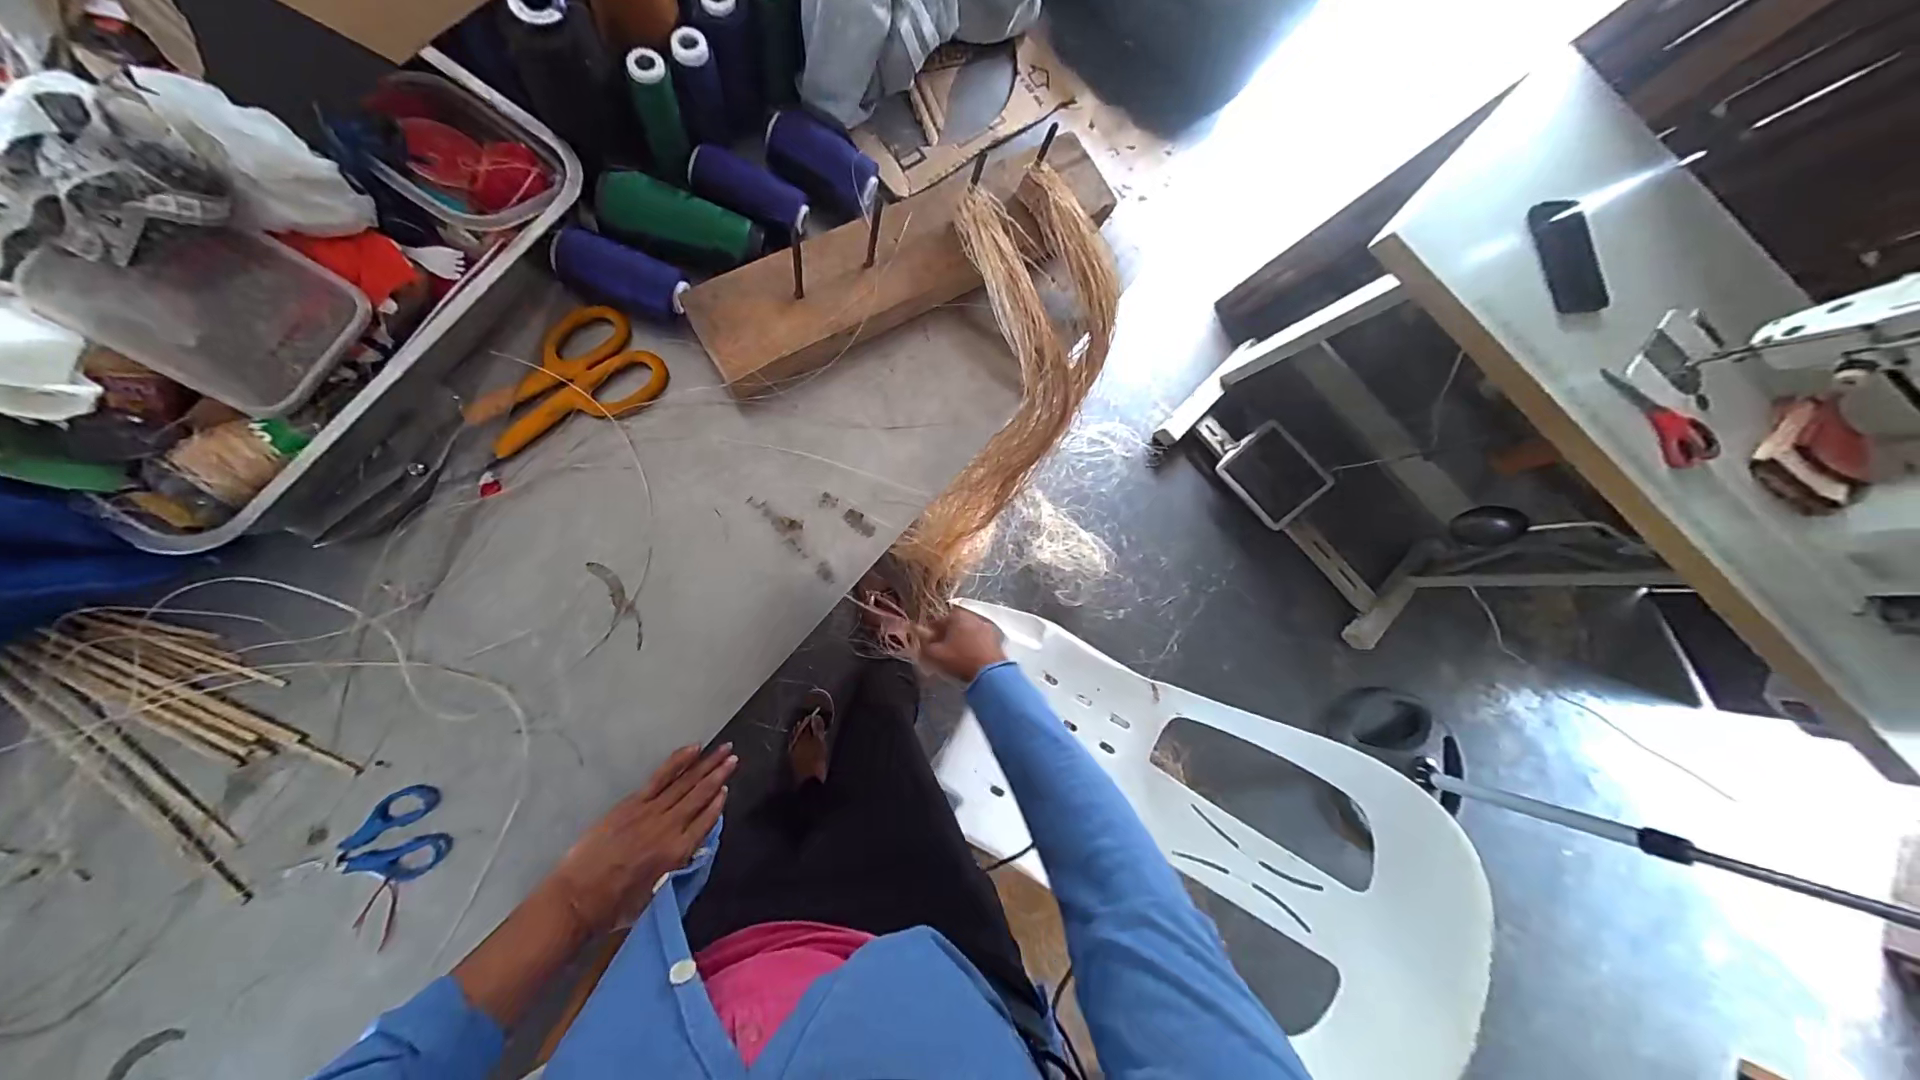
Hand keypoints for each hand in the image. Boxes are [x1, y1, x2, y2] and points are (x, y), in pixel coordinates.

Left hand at [545, 743, 737, 934]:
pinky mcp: (632, 804)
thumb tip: (688, 852)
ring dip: (707, 764)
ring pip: (686, 782)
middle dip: (720, 775)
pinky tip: (693, 750)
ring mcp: (651, 812)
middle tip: (734, 758)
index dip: (718, 804)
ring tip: (723, 749)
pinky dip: (679, 762)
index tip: (727, 790)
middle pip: (701, 795)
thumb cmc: (614, 906)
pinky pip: (661, 777)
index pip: (706, 822)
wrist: (574, 900)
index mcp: (678, 853)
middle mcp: (670, 828)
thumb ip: (676, 869)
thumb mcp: (656, 894)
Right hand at [916, 607, 1007, 682]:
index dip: (930, 635)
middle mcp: (973, 616)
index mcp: (957, 615)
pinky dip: (972, 646)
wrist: (991, 673)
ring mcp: (986, 627)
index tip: (927, 646)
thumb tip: (920, 640)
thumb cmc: (960, 660)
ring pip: (967, 633)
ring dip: (960, 641)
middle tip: (941, 652)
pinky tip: (969, 658)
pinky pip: (978, 640)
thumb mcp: (934, 655)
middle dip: (946, 637)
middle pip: (953, 626)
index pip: (936, 623)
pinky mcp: (996, 639)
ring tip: (955, 657)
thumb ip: (924, 645)